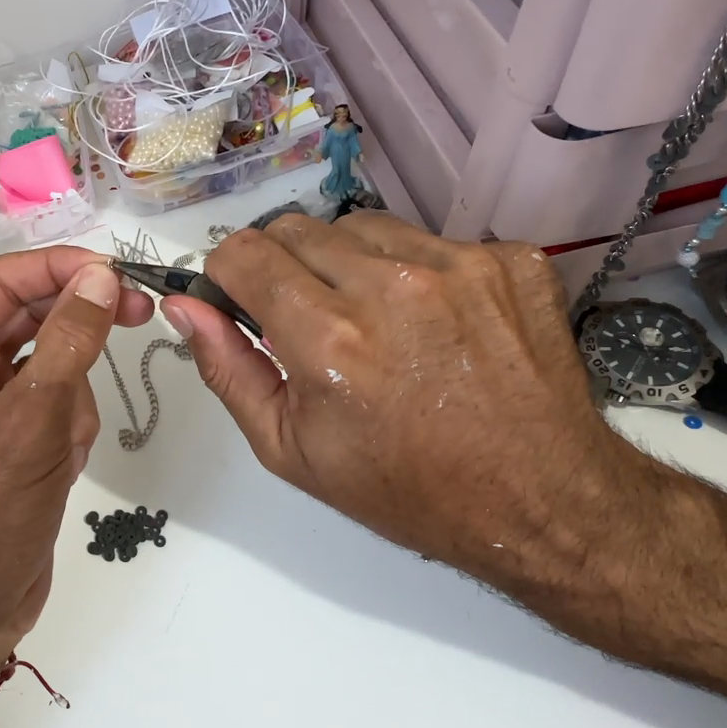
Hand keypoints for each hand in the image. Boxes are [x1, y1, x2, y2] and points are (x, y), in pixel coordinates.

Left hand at [0, 248, 153, 673]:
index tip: (119, 271)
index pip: (2, 283)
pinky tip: (61, 468)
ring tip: (61, 448)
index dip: (60, 267)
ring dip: (72, 398)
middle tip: (140, 313)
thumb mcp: (30, 423)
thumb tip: (101, 276)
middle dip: (79, 326)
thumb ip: (68, 342)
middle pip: (31, 317)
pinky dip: (70, 428)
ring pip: (53, 363)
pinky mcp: (14, 437)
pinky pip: (57, 403)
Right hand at [162, 212, 619, 576]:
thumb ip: (226, 368)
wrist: (544, 501)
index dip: (228, 275)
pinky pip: (429, 239)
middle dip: (282, 267)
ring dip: (348, 262)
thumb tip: (182, 306)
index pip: (242, 252)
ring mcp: (457, 264)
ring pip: (360, 226)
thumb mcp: (289, 448)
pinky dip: (415, 271)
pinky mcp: (510, 260)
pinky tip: (435, 322)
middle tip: (308, 319)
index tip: (242, 302)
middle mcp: (389, 284)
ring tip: (374, 318)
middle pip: (294, 229)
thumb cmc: (403, 487)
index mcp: (326, 336)